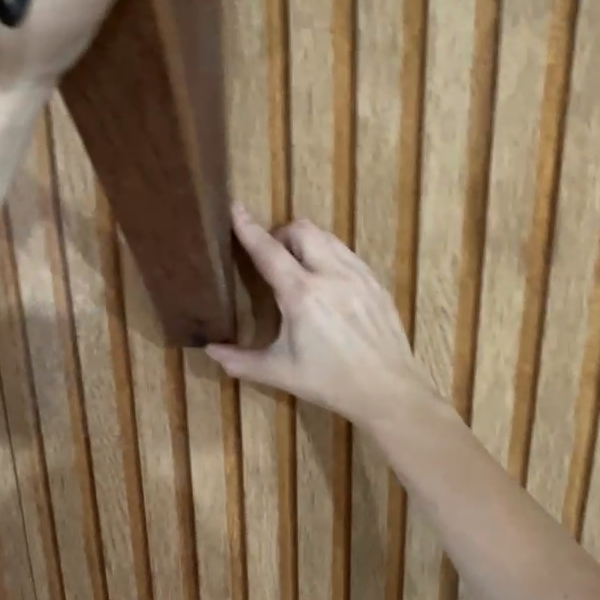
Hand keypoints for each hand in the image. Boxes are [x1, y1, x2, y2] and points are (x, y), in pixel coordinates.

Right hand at [206, 204, 445, 432]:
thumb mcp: (280, 373)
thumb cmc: (330, 382)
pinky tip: (326, 281)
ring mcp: (357, 275)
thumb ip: (241, 360)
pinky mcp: (375, 282)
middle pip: (301, 229)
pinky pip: (346, 252)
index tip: (234, 208)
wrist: (389, 391)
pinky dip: (328, 254)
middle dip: (281, 235)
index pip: (268, 251)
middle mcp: (330, 275)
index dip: (248, 228)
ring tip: (298, 266)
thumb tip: (210, 350)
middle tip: (272, 258)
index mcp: (301, 295)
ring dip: (305, 242)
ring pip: (326, 236)